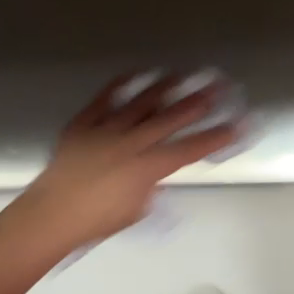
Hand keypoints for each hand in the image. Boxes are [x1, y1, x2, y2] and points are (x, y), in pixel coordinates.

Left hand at [16, 73, 240, 248]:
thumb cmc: (97, 220)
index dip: (217, 137)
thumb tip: (158, 176)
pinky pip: (105, 98)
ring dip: (166, 86)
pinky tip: (137, 73)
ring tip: (185, 72)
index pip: (190, 149)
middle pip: (171, 118)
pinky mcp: (83, 121)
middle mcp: (131, 142)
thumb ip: (151, 187)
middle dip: (199, 101)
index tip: (239, 124)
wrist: (54, 212)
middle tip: (219, 85)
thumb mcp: (136, 209)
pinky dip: (122, 84)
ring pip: (141, 102)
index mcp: (148, 168)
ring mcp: (106, 128)